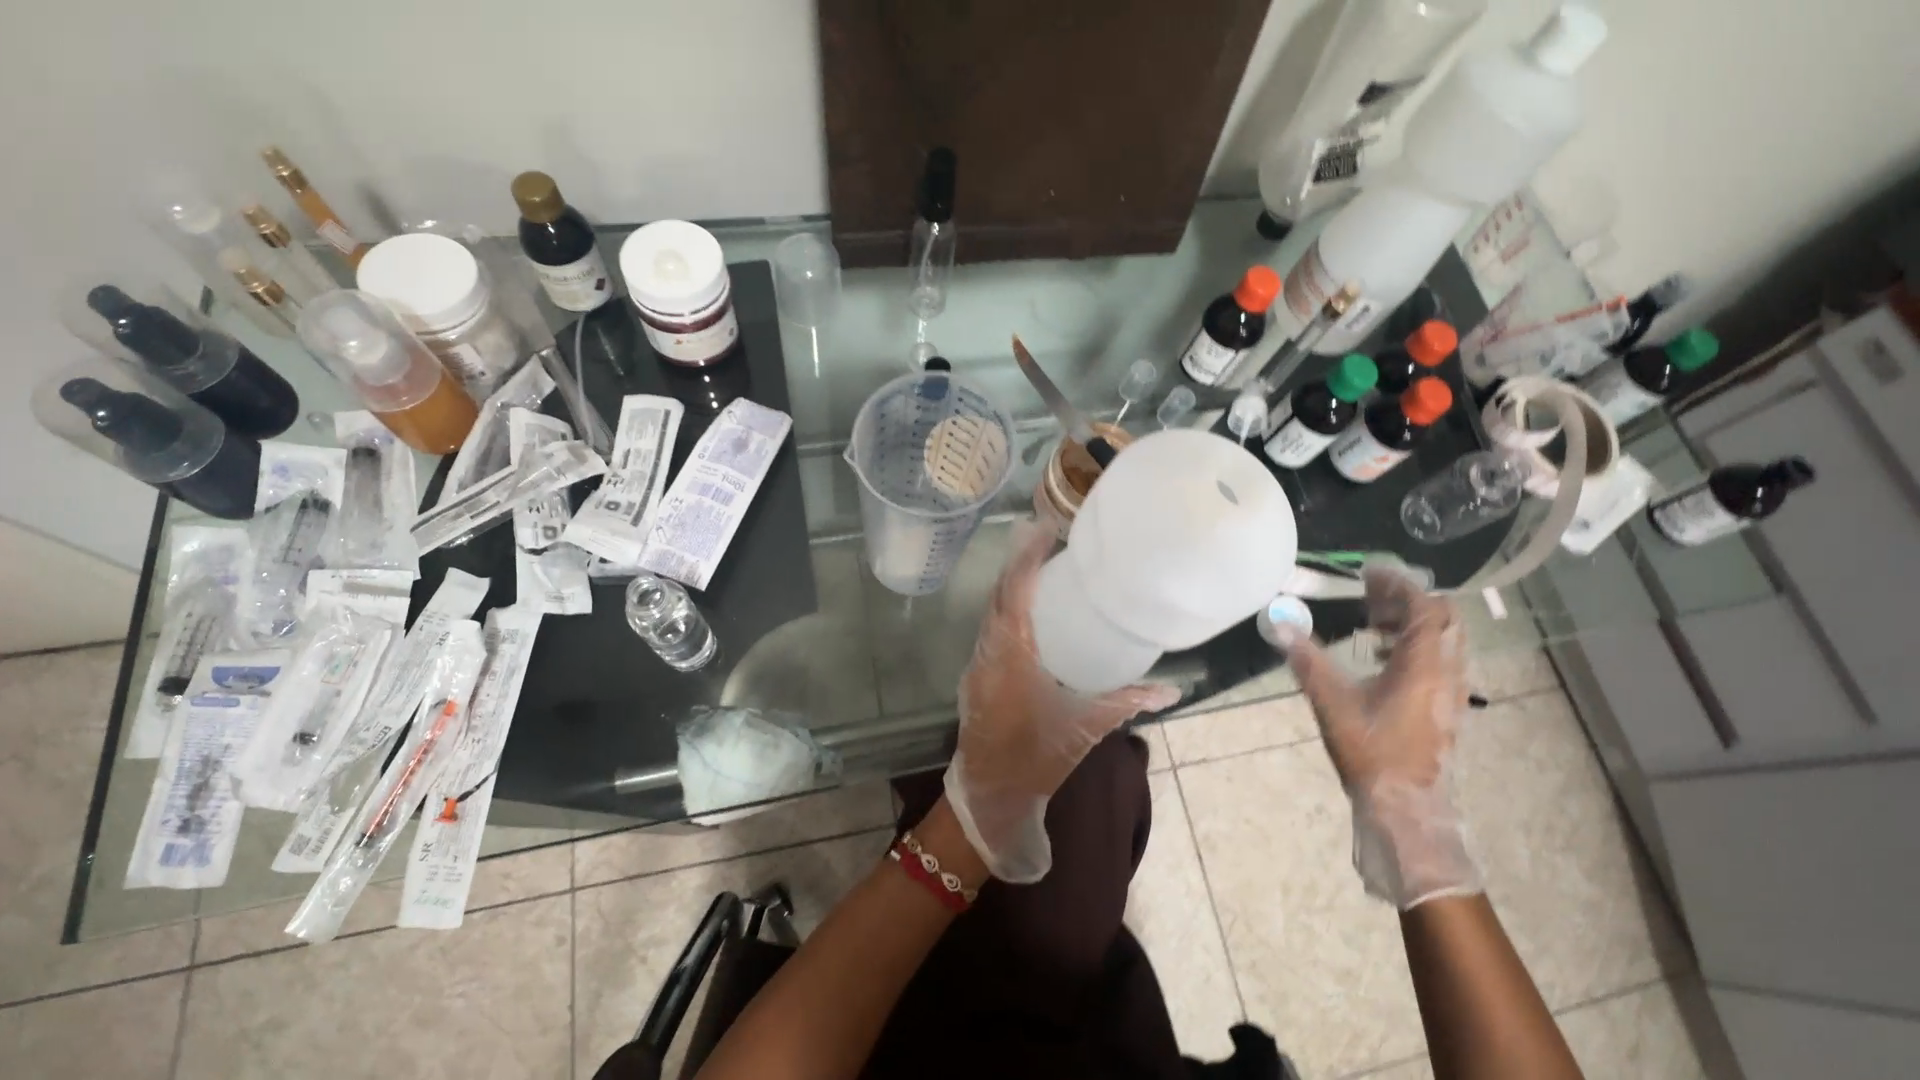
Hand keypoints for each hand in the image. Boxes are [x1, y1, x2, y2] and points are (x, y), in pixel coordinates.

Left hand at [945, 524, 1179, 883]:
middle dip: (1021, 563)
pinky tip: (1029, 608)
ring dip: (1012, 585)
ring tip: (1043, 564)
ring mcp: (977, 664)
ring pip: (991, 612)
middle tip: (1051, 538)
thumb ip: (1127, 702)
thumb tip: (1174, 690)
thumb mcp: (1085, 727)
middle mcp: (988, 652)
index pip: (1016, 593)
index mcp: (1012, 656)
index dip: (1029, 559)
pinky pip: (990, 629)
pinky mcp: (975, 676)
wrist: (990, 796)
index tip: (1047, 530)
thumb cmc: (1037, 759)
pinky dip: (1007, 610)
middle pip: (1000, 594)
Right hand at [1279, 562, 1481, 908]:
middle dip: (1406, 599)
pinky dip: (1416, 646)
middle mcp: (1448, 671)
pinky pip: (1441, 659)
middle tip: (1369, 597)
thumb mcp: (1332, 702)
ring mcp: (1453, 690)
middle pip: (1442, 617)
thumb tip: (1279, 623)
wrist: (1405, 806)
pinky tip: (1382, 660)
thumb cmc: (1371, 752)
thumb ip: (1307, 659)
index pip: (1422, 605)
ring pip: (1444, 639)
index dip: (1396, 583)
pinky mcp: (1448, 707)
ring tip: (1372, 624)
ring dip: (1412, 622)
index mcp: (1424, 664)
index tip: (1368, 572)